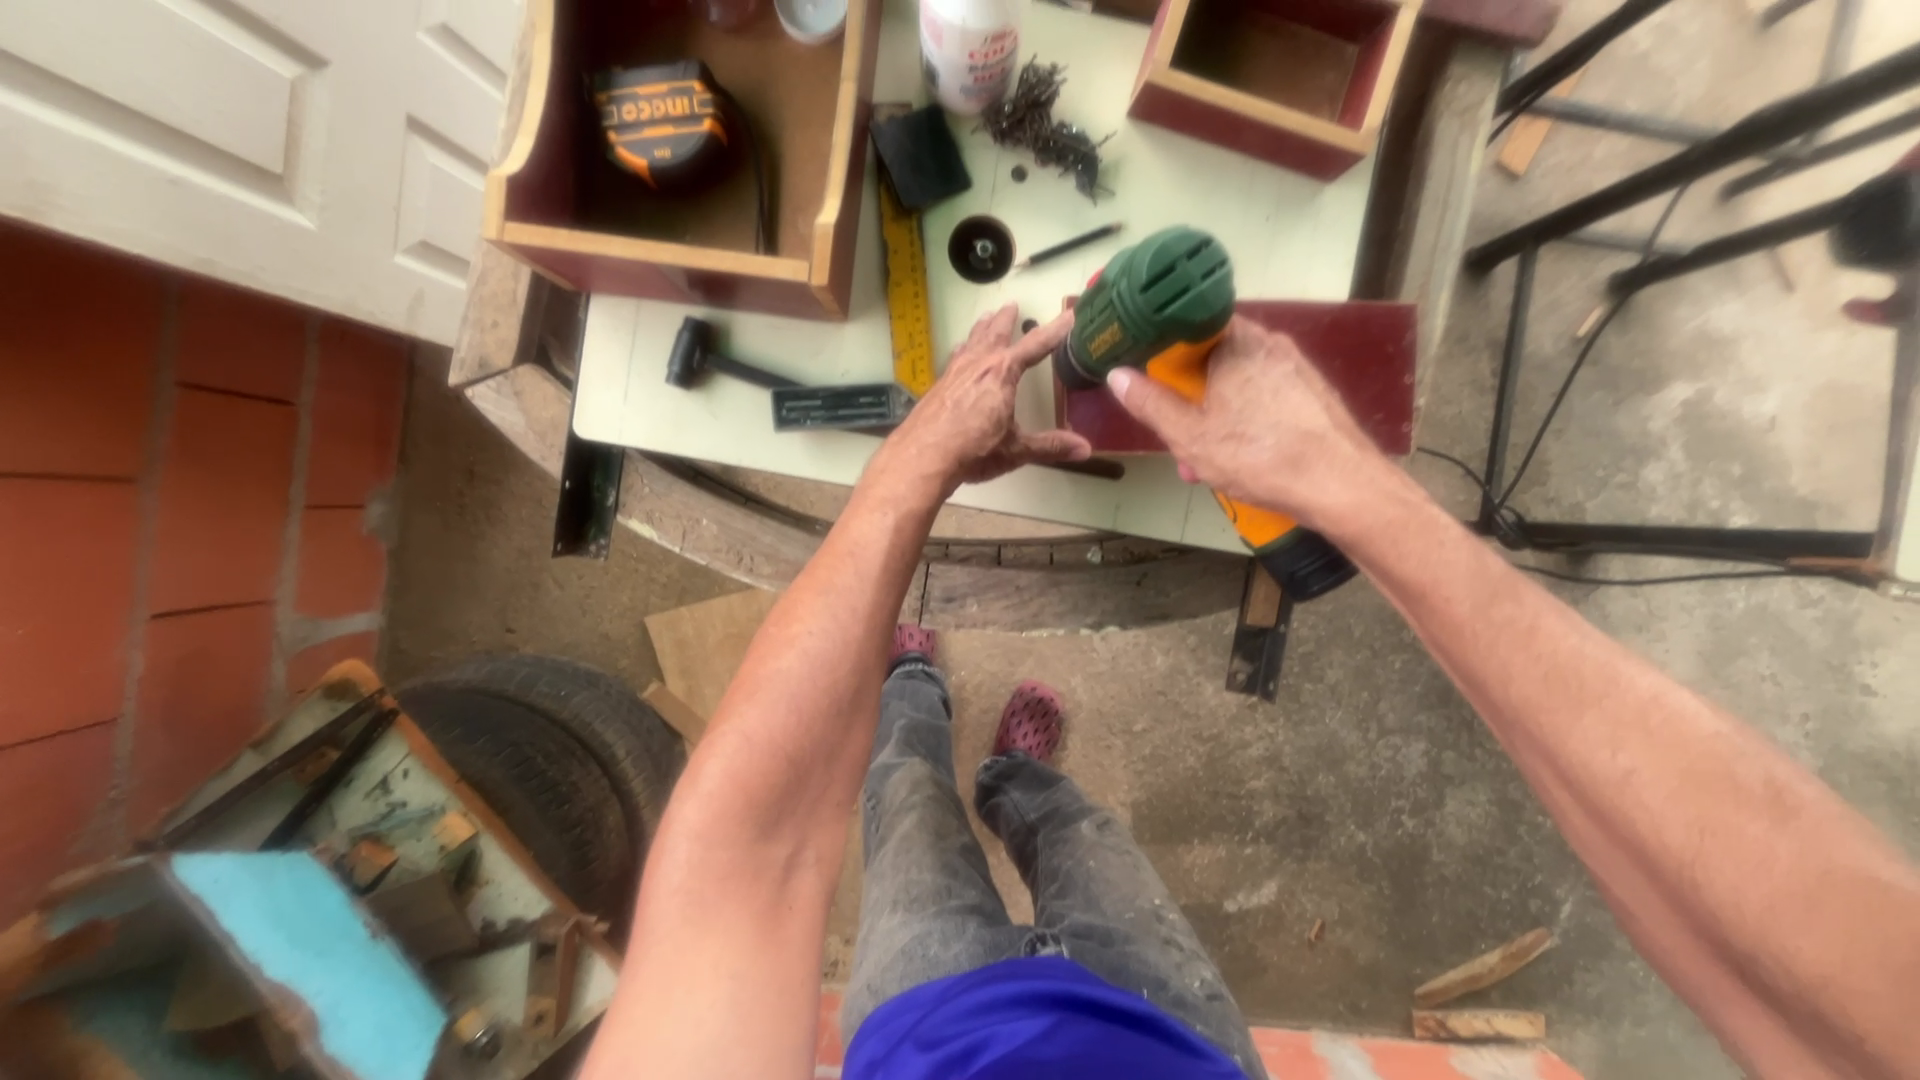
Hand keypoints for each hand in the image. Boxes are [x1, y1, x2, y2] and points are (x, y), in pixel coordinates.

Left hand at [879, 304, 1092, 493]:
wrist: (923, 457)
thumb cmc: (973, 450)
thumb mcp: (1016, 449)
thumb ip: (1049, 446)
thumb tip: (1084, 449)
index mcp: (1002, 374)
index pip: (1034, 346)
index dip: (1053, 331)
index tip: (1067, 316)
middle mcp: (978, 366)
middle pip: (995, 335)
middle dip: (1006, 320)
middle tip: (1011, 306)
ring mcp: (954, 374)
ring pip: (972, 342)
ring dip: (981, 329)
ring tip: (986, 320)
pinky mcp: (938, 387)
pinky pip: (955, 358)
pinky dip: (962, 349)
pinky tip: (959, 353)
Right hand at [1106, 317, 1386, 528]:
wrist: (1340, 485)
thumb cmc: (1259, 456)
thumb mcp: (1189, 436)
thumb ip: (1151, 403)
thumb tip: (1118, 374)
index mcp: (1235, 342)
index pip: (1187, 326)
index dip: (1163, 355)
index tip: (1150, 384)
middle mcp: (1268, 344)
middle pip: (1211, 361)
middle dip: (1188, 401)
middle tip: (1178, 441)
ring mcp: (1295, 368)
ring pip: (1238, 385)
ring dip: (1214, 419)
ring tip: (1205, 464)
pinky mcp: (1312, 395)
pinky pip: (1264, 399)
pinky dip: (1245, 423)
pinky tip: (1242, 459)